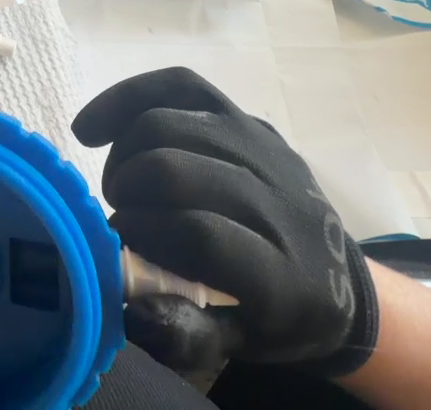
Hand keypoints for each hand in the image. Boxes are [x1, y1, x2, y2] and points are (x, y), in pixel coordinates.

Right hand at [71, 67, 377, 375]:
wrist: (334, 280)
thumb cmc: (270, 317)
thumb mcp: (236, 345)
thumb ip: (184, 333)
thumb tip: (129, 307)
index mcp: (288, 276)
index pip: (201, 234)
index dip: (144, 232)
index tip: (121, 245)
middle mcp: (283, 205)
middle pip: (176, 171)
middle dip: (128, 190)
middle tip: (121, 213)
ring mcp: (265, 151)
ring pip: (166, 125)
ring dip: (123, 155)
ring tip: (121, 185)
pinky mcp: (245, 119)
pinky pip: (175, 85)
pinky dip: (125, 99)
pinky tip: (95, 128)